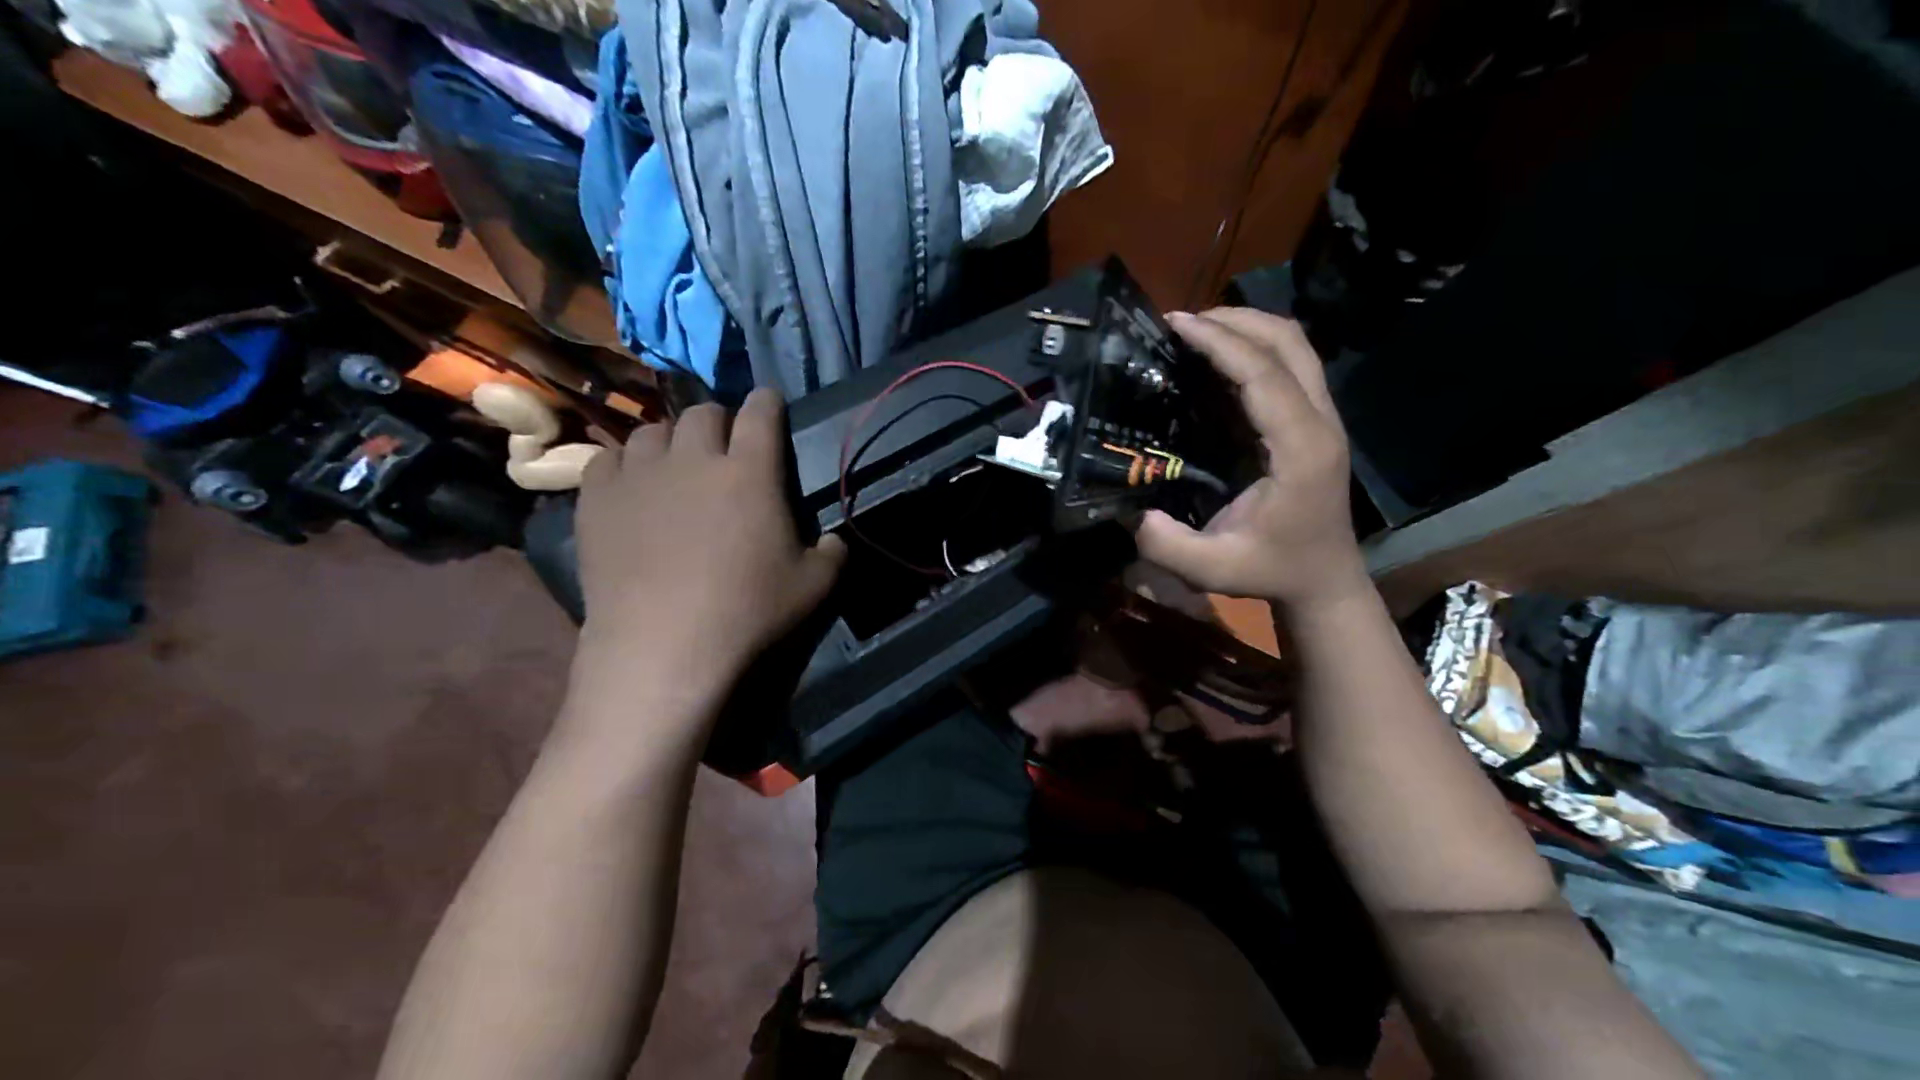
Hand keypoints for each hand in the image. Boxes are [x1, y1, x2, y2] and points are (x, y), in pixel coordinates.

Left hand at [570, 389, 845, 707]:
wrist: (663, 645)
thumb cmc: (747, 612)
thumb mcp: (814, 588)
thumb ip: (833, 554)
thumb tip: (833, 540)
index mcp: (751, 471)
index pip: (762, 411)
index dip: (768, 403)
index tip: (769, 406)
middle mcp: (695, 458)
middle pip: (703, 413)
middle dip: (718, 421)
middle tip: (722, 448)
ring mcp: (641, 474)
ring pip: (652, 430)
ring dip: (670, 441)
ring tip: (673, 466)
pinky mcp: (599, 498)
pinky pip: (607, 458)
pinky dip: (624, 464)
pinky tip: (631, 487)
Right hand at [1135, 309, 1368, 610]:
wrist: (1325, 579)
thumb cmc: (1272, 570)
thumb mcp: (1212, 569)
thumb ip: (1167, 546)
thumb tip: (1133, 512)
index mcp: (1301, 449)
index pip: (1264, 373)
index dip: (1220, 342)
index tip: (1176, 323)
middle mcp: (1321, 422)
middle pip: (1288, 341)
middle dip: (1234, 320)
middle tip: (1181, 323)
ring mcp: (1324, 418)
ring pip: (1295, 346)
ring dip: (1247, 328)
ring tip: (1197, 331)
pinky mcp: (1315, 421)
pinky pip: (1291, 365)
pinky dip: (1255, 349)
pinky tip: (1218, 361)